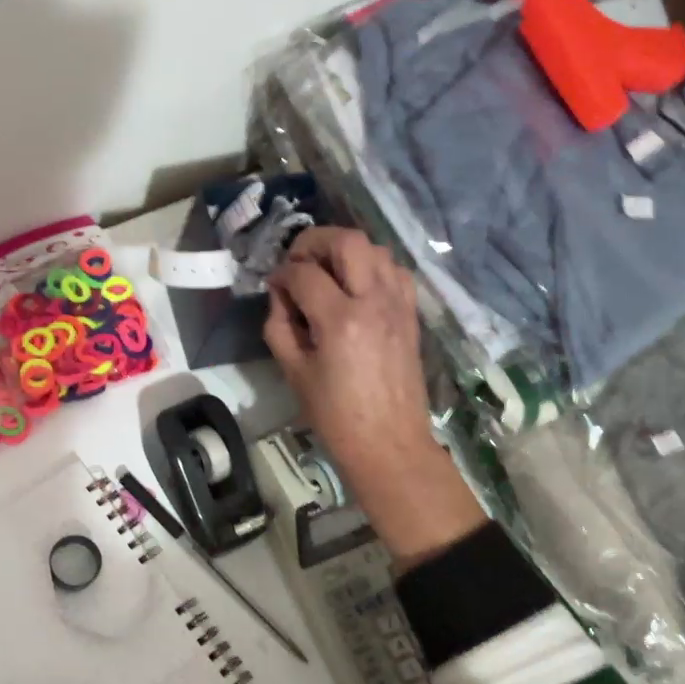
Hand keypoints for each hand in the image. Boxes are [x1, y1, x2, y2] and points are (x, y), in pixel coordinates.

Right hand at [265, 228, 486, 566]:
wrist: (387, 442)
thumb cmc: (334, 415)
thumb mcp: (293, 372)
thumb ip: (280, 325)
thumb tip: (280, 295)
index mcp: (340, 320)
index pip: (305, 274)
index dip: (282, 273)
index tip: (273, 284)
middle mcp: (374, 301)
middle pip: (348, 241)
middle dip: (317, 241)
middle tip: (299, 260)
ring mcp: (398, 304)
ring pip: (376, 249)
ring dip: (346, 251)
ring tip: (326, 271)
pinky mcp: (411, 313)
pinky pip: (394, 271)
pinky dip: (372, 267)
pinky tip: (356, 286)